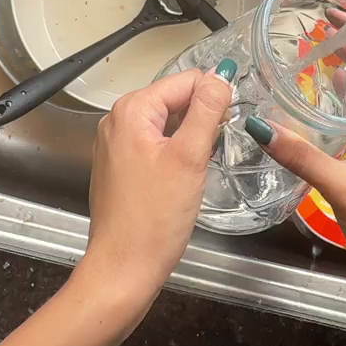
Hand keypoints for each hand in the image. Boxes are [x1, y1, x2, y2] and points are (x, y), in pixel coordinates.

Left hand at [80, 68, 232, 306]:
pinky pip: (156, 143)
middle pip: (175, 99)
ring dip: (190, 137)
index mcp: (132, 109)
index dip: (214, 98)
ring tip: (199, 167)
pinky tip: (183, 178)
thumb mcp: (190, 157)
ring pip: (167, 123)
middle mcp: (117, 119)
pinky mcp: (120, 166)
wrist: (122, 271)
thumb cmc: (154, 218)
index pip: (186, 81)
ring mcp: (115, 143)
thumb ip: (207, 110)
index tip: (229, 126)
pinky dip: (175, 152)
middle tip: (214, 151)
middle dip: (201, 119)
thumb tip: (222, 75)